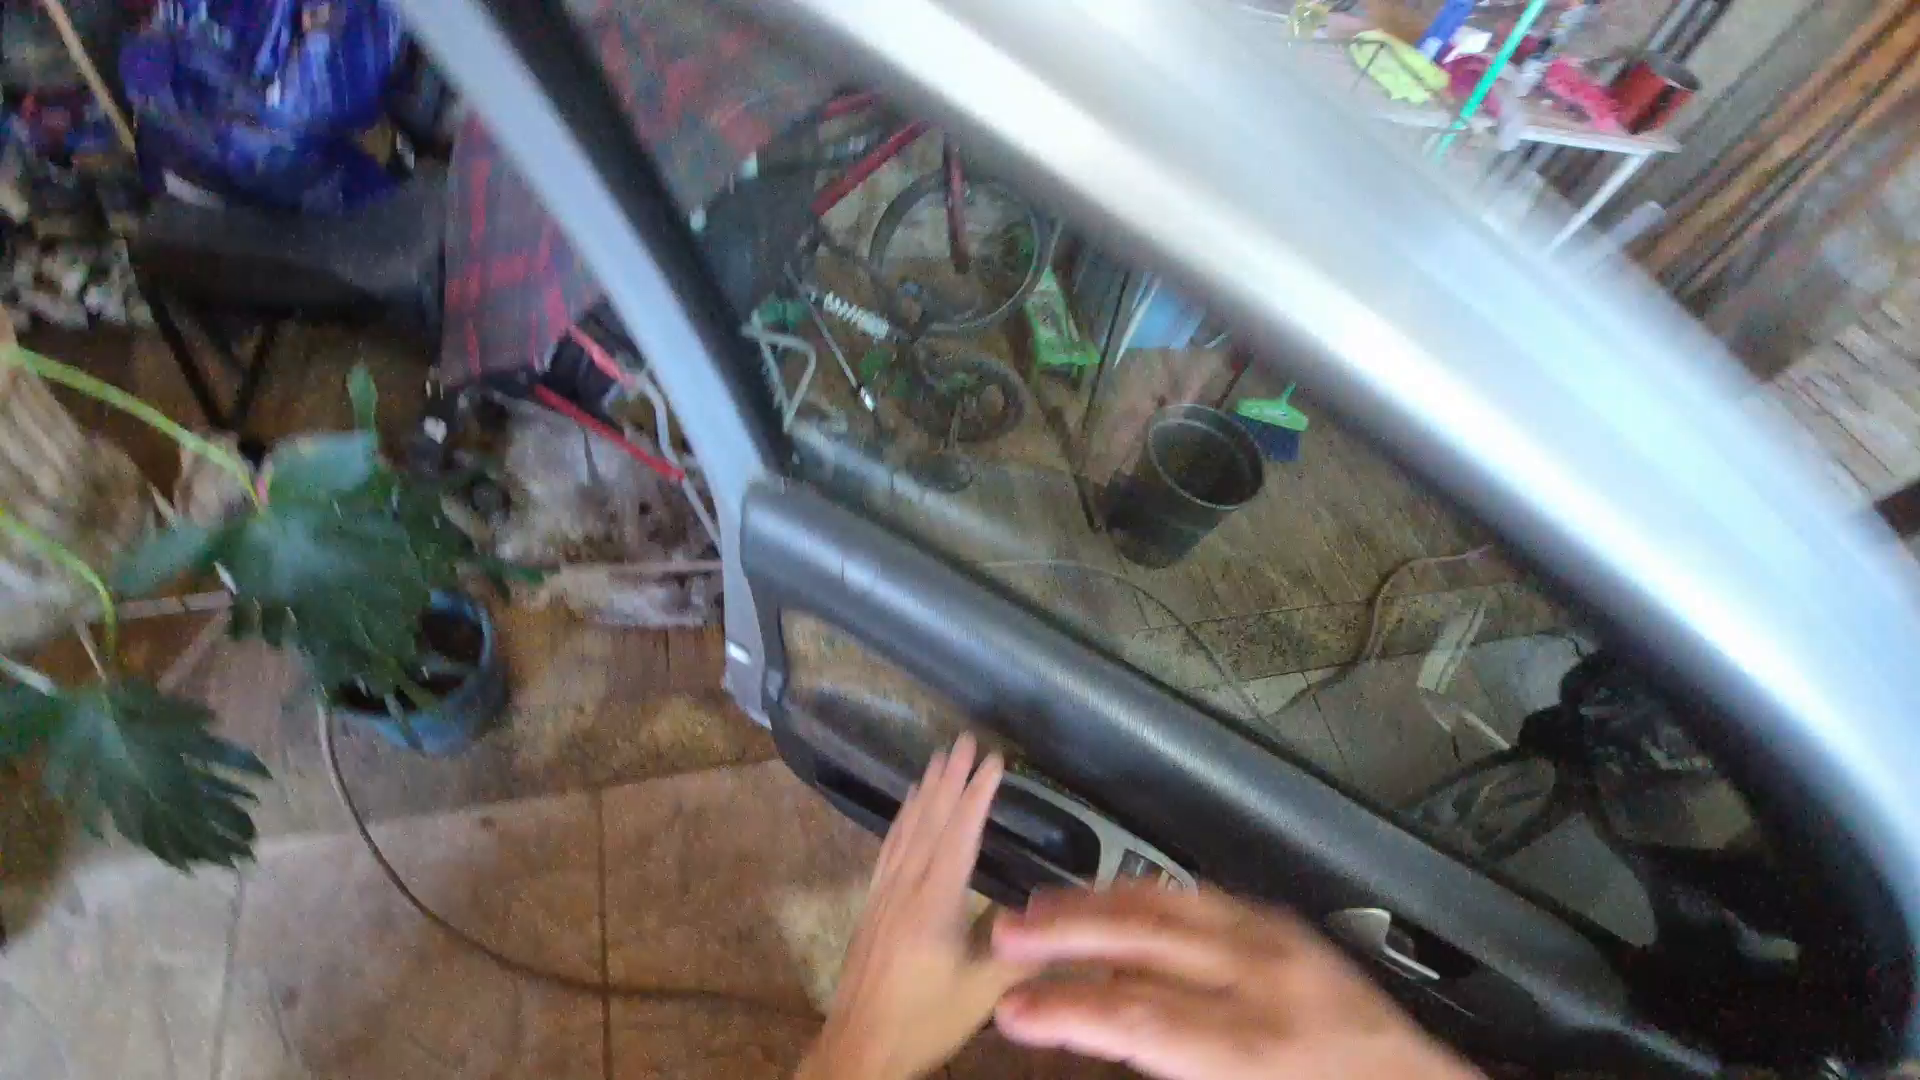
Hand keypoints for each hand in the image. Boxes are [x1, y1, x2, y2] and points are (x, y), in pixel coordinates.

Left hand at [798, 735, 1032, 1079]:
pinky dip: (903, 817)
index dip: (978, 794)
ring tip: (938, 759)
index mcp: (935, 901)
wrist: (858, 1048)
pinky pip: (890, 845)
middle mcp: (907, 884)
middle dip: (951, 777)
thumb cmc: (923, 1020)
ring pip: (908, 827)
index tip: (993, 761)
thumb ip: (1021, 954)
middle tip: (963, 740)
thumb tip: (1060, 922)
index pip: (960, 834)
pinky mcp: (873, 900)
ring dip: (927, 790)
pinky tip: (908, 806)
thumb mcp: (981, 995)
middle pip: (932, 819)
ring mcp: (886, 890)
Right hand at [991, 885, 1481, 1079]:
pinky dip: (1146, 895)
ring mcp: (1278, 944)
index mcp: (1257, 1050)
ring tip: (1042, 906)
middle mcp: (1263, 981)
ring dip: (1095, 901)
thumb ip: (1177, 1065)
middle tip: (1004, 930)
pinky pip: (1201, 898)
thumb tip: (1108, 1039)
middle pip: (1142, 938)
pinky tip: (1114, 897)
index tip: (1012, 1008)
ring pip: (1166, 903)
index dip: (1066, 1010)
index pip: (1138, 1017)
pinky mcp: (1287, 928)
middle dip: (1064, 931)